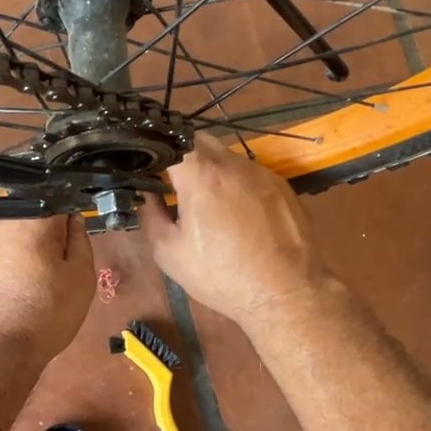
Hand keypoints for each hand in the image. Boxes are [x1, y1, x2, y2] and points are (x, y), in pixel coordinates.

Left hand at [0, 215, 94, 364]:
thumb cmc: (46, 312)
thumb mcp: (81, 278)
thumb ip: (80, 241)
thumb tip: (73, 221)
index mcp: (34, 218)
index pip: (58, 202)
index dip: (71, 219)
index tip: (76, 242)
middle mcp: (4, 224)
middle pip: (33, 220)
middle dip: (48, 238)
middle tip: (60, 271)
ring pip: (14, 241)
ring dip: (27, 255)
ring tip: (38, 287)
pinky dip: (10, 270)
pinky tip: (17, 295)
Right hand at [140, 135, 333, 330]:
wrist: (284, 292)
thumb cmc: (221, 276)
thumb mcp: (169, 253)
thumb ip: (150, 215)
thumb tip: (145, 194)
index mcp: (200, 176)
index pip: (171, 138)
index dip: (157, 149)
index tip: (150, 168)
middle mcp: (232, 164)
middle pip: (200, 141)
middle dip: (183, 157)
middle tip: (175, 186)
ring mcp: (261, 172)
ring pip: (227, 156)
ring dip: (212, 171)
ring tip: (209, 205)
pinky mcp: (281, 184)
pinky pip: (250, 173)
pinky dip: (237, 184)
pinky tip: (238, 214)